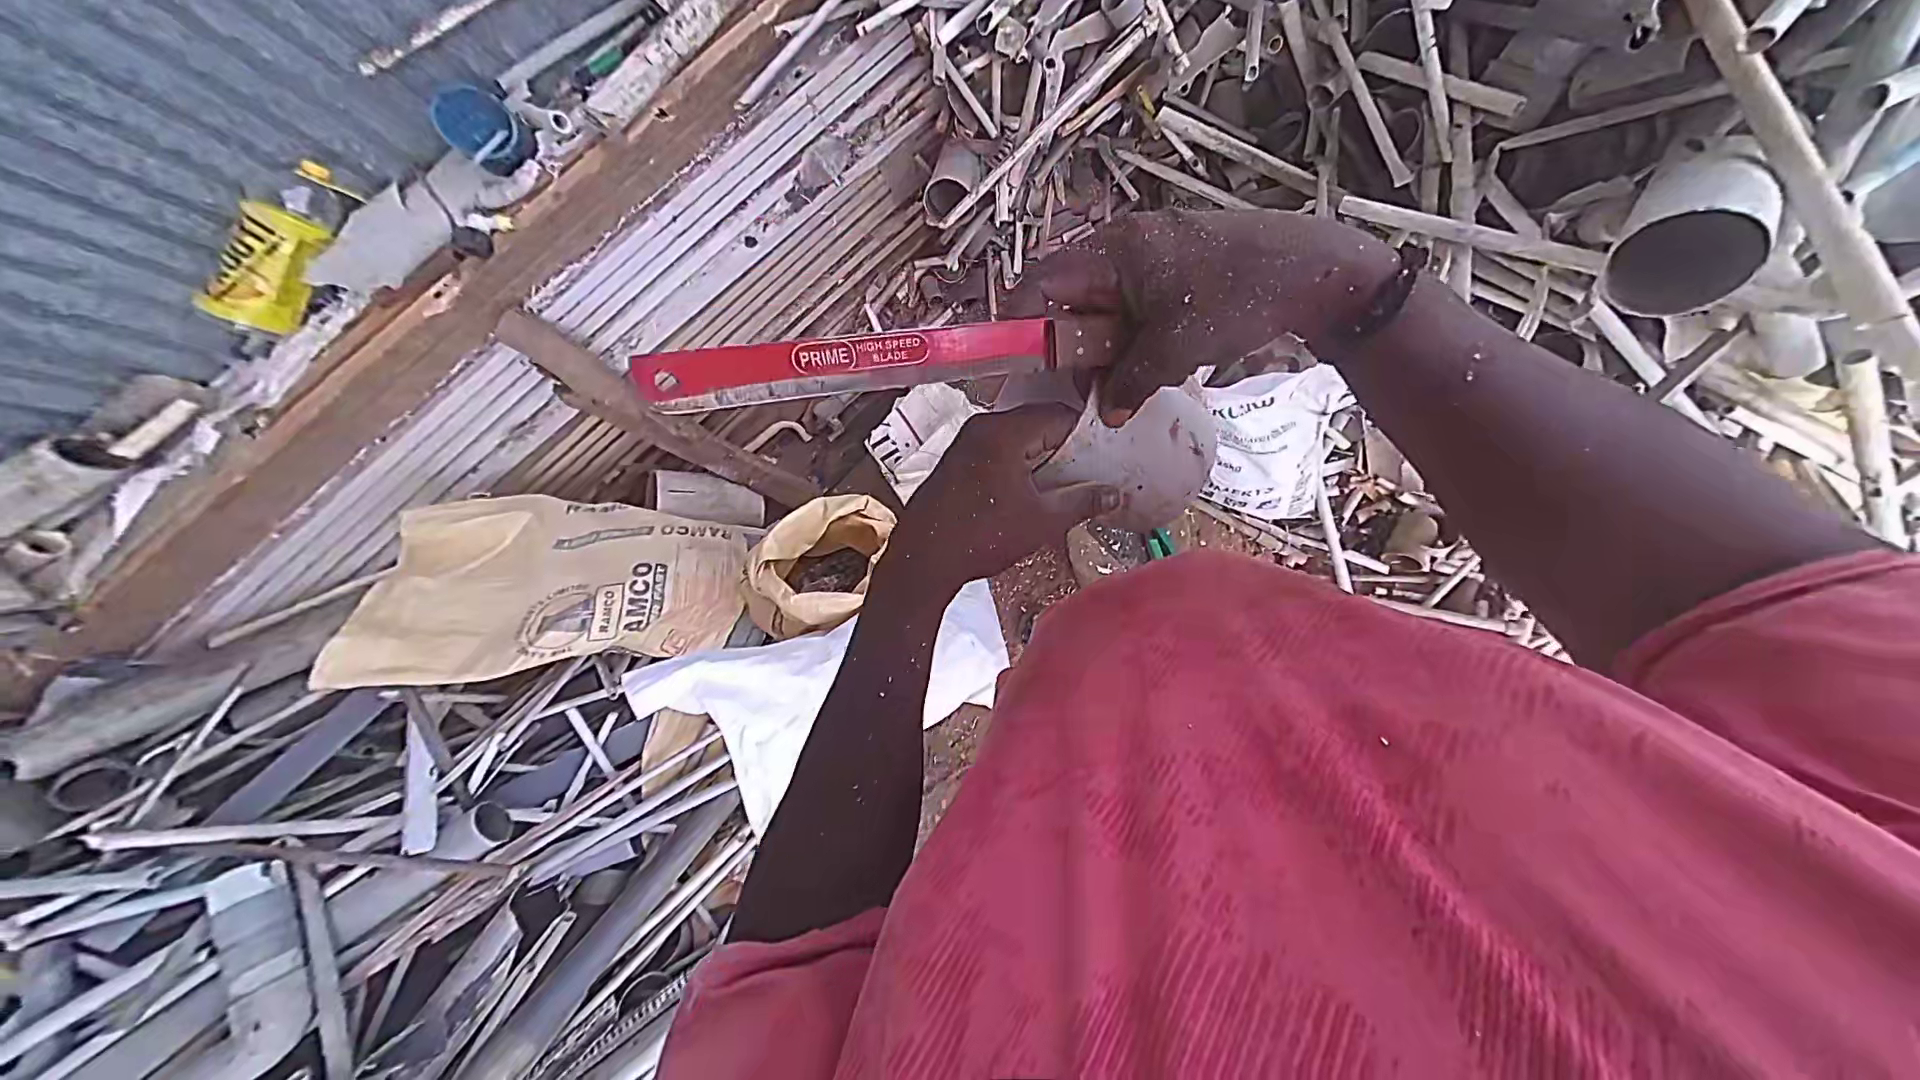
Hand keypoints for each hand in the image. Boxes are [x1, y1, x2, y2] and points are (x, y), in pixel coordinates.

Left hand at [883, 406, 1120, 593]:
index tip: (1106, 452)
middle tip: (1090, 471)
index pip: (1059, 414)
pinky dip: (1018, 465)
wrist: (922, 560)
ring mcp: (965, 444)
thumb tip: (1114, 494)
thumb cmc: (981, 537)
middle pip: (1036, 424)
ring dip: (1041, 458)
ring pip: (1016, 439)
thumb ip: (1081, 502)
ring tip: (1064, 484)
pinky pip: (997, 452)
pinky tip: (1030, 491)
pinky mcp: (956, 462)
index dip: (1087, 433)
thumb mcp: (1041, 521)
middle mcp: (982, 427)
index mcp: (1004, 432)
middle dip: (1065, 447)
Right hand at [1010, 209, 1399, 421]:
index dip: (1021, 322)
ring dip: (1101, 347)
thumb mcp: (1176, 348)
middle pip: (1067, 297)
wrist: (1314, 273)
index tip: (1016, 364)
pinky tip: (1143, 364)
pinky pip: (1127, 309)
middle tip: (1077, 382)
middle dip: (1068, 343)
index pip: (1041, 282)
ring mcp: (1147, 258)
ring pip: (1099, 307)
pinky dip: (1126, 339)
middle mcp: (1122, 246)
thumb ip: (1130, 382)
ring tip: (1117, 379)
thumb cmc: (1241, 295)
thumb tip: (1105, 412)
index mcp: (1114, 249)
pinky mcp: (1167, 274)